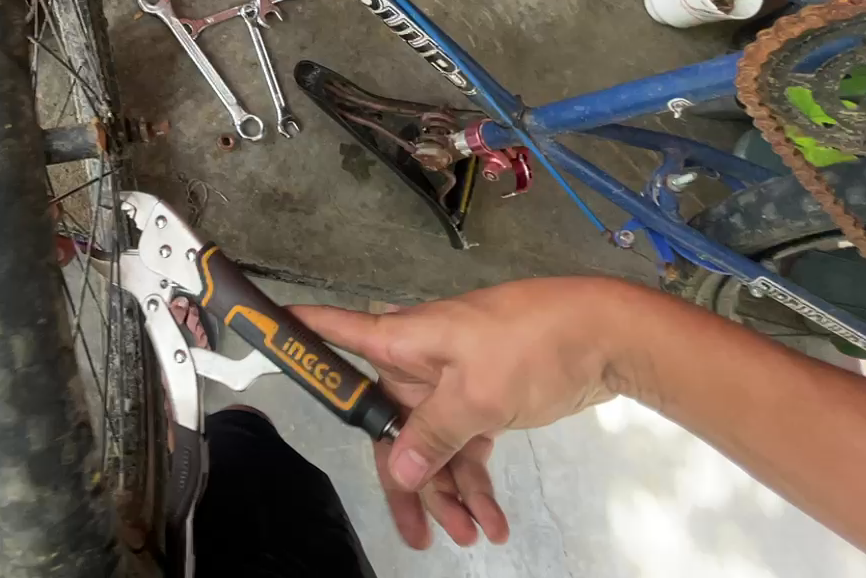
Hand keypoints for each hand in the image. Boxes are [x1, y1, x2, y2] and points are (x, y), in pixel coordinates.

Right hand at [292, 276, 641, 547]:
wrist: (601, 336)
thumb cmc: (523, 345)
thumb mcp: (475, 394)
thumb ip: (433, 434)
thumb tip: (398, 471)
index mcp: (398, 342)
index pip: (331, 329)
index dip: (295, 330)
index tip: (264, 332)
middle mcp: (413, 362)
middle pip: (386, 420)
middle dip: (402, 477)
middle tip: (415, 534)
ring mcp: (447, 382)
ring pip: (427, 441)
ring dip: (447, 491)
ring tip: (472, 536)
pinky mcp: (480, 399)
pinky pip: (463, 444)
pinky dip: (475, 481)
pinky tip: (493, 518)